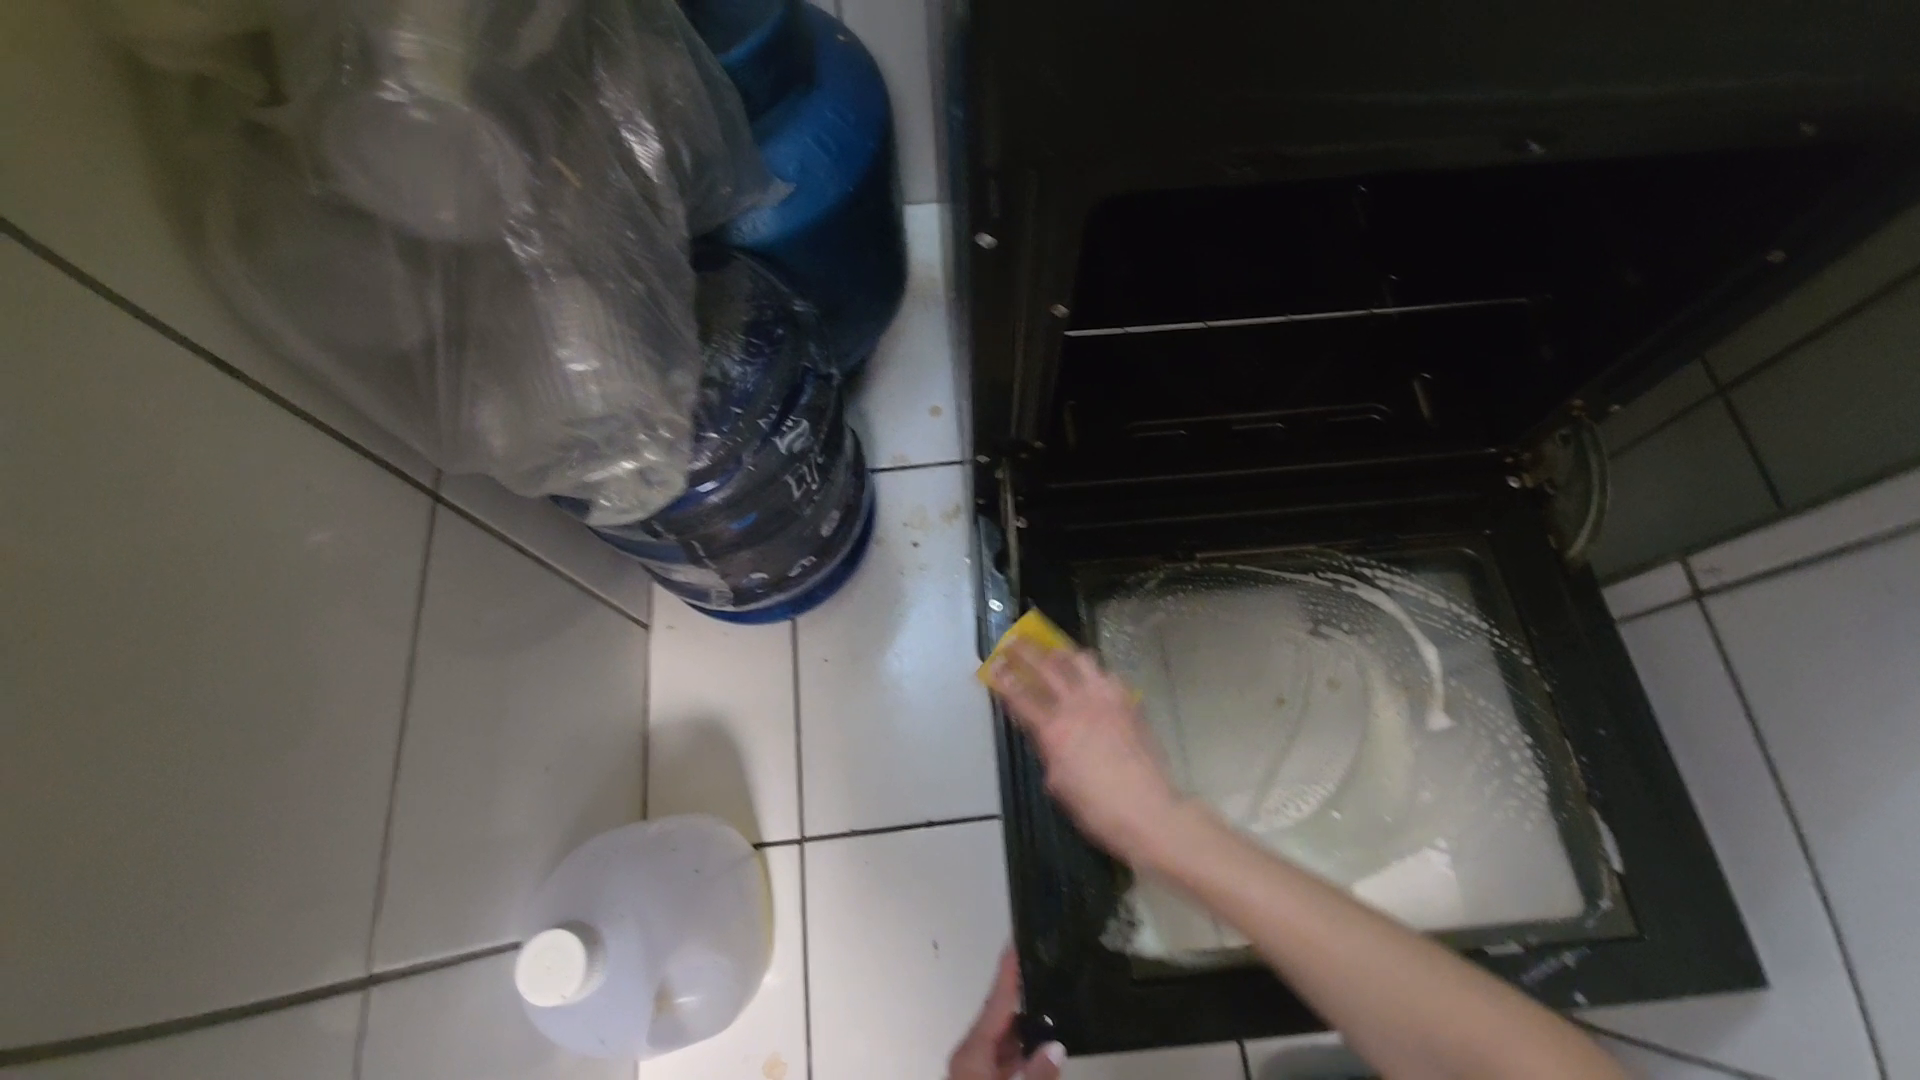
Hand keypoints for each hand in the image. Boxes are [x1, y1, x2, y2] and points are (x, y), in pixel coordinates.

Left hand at [947, 949, 1064, 1079]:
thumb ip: (1035, 1073)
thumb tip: (1056, 1047)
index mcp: (972, 1050)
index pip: (995, 1001)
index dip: (1008, 971)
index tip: (1015, 941)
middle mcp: (970, 1054)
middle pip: (1001, 1019)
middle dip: (1025, 1001)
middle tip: (1048, 977)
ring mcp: (974, 1069)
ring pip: (1005, 1042)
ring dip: (1028, 1032)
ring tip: (1056, 1015)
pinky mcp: (980, 1078)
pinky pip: (1004, 1059)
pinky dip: (1023, 1054)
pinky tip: (1043, 1056)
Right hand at [987, 642, 1185, 867]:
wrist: (1148, 811)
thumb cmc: (1096, 808)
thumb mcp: (1057, 784)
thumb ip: (1047, 751)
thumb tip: (1043, 735)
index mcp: (1054, 730)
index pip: (1020, 696)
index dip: (1003, 679)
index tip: (993, 664)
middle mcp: (1077, 706)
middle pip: (1046, 667)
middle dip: (1026, 652)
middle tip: (1015, 641)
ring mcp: (1106, 700)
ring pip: (1081, 661)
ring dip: (1063, 653)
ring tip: (1055, 652)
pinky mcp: (1129, 703)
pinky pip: (1108, 676)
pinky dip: (1095, 673)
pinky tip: (1094, 680)